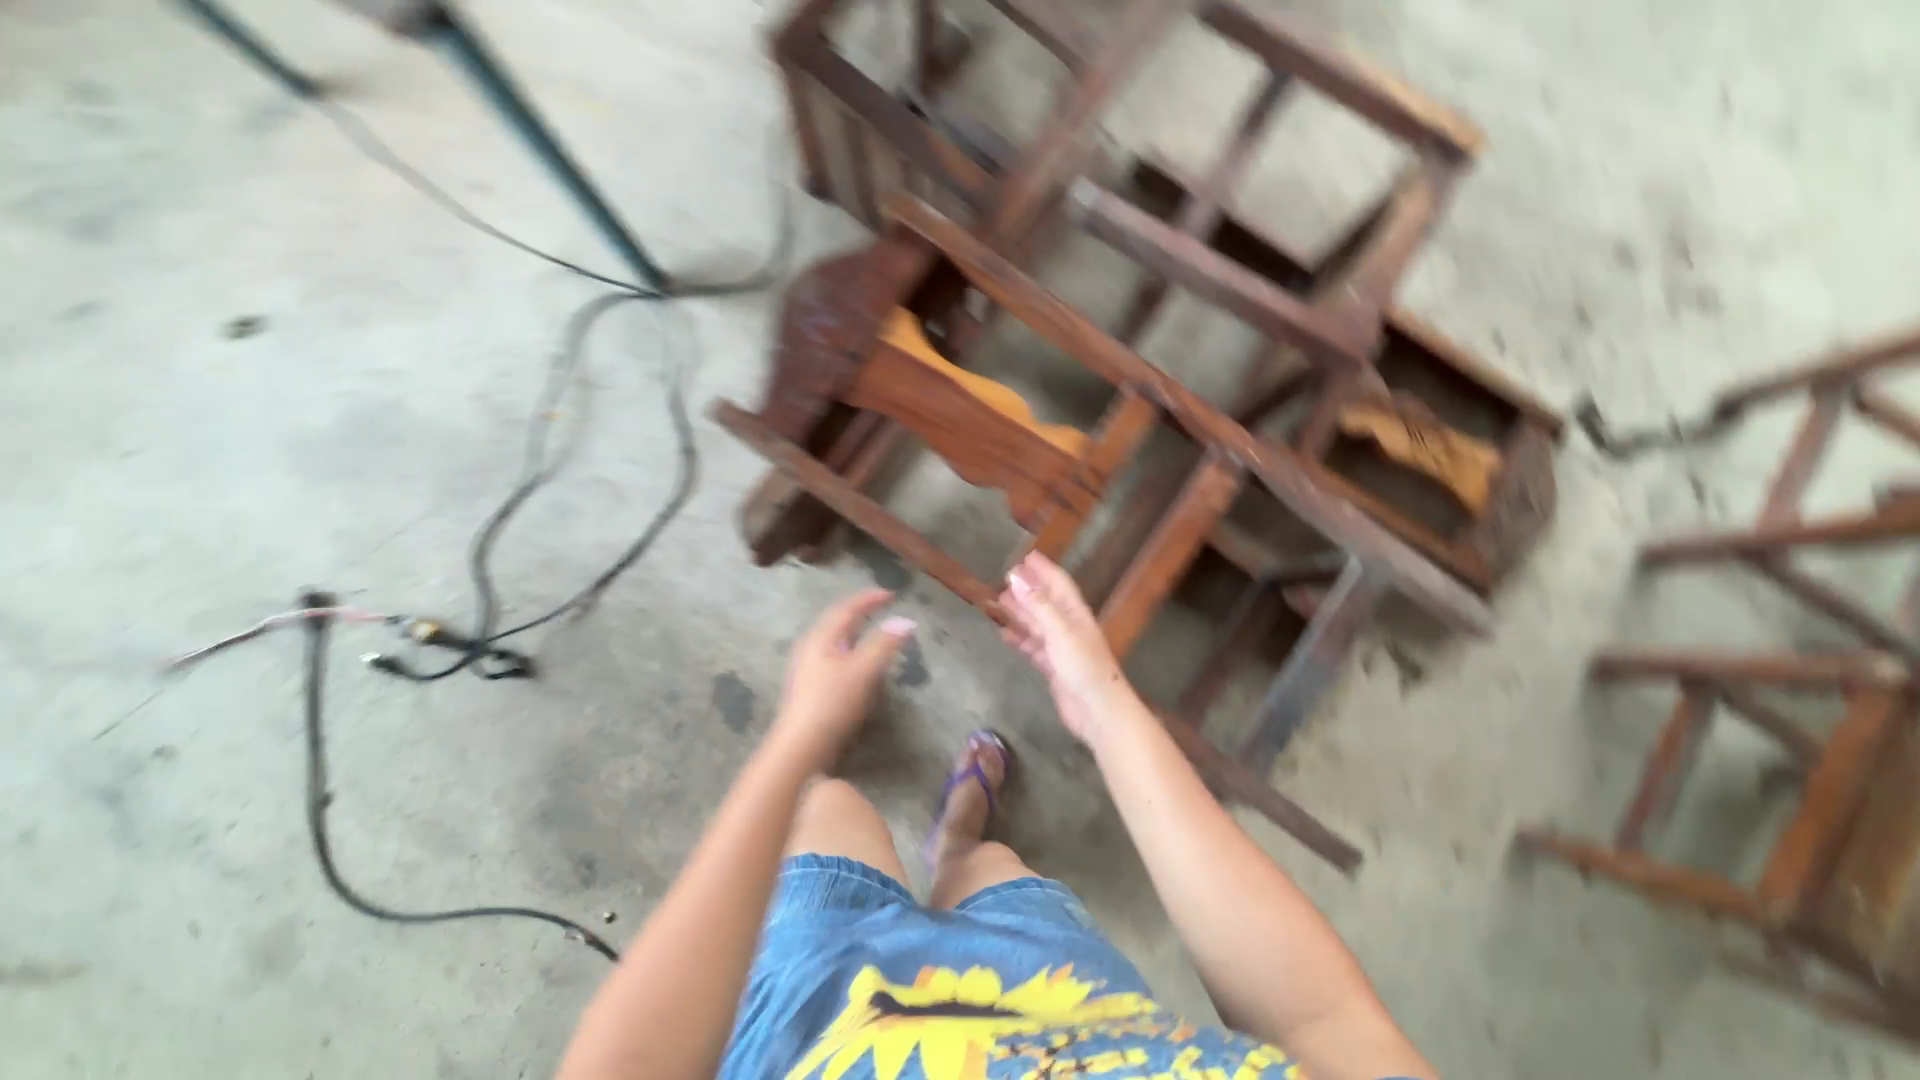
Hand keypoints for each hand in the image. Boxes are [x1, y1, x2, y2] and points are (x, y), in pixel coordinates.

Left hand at [767, 588, 914, 771]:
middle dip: (858, 611)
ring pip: (833, 639)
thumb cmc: (832, 704)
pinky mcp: (808, 686)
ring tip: (871, 631)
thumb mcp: (863, 671)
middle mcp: (810, 647)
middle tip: (880, 606)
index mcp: (821, 638)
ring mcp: (806, 667)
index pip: (846, 608)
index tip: (890, 594)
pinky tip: (856, 664)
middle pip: (836, 621)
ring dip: (853, 630)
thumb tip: (905, 620)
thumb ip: (884, 644)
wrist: (800, 745)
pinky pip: (832, 655)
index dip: (869, 599)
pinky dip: (849, 649)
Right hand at [999, 553, 1145, 746]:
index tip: (1027, 556)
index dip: (1044, 569)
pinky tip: (1004, 634)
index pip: (1058, 583)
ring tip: (999, 602)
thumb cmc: (1083, 666)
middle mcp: (1069, 626)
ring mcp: (1061, 648)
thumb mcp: (1060, 631)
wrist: (1098, 710)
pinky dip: (1018, 638)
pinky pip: (1032, 646)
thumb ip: (1038, 605)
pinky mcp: (1053, 667)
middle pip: (1045, 602)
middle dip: (1027, 589)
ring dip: (1019, 612)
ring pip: (1036, 624)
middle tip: (1004, 578)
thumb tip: (1016, 577)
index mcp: (1075, 613)